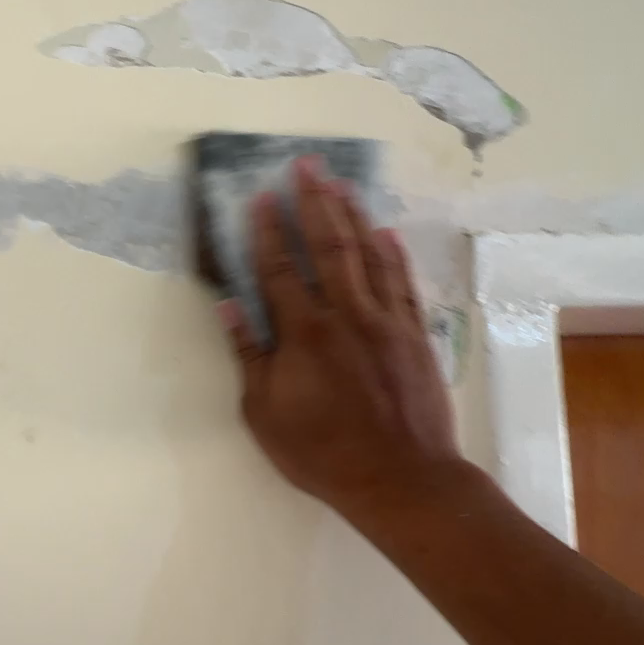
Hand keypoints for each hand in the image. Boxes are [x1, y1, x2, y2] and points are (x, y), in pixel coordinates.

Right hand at [219, 157, 461, 514]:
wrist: (401, 479)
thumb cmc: (319, 450)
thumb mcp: (263, 410)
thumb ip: (248, 353)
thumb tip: (228, 304)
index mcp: (304, 334)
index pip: (279, 270)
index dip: (268, 231)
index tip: (262, 196)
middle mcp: (346, 316)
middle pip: (328, 247)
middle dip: (315, 203)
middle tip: (307, 165)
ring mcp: (387, 322)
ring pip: (368, 256)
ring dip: (352, 216)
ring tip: (339, 182)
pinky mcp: (415, 336)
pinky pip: (402, 284)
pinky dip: (391, 255)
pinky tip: (383, 232)